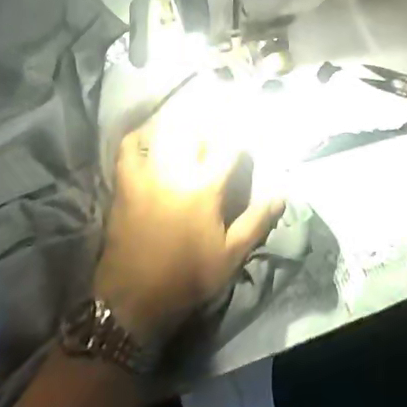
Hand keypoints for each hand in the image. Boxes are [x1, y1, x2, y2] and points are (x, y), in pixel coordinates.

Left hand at [92, 119, 284, 344]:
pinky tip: (151, 131)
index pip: (229, 148)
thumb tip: (282, 194)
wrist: (132, 300)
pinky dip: (140, 134)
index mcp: (205, 188)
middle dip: (211, 115)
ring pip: (163, 132)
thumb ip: (256, 221)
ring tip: (190, 110)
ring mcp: (147, 175)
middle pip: (195, 129)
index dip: (242, 134)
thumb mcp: (230, 256)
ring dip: (179, 117)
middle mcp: (176, 172)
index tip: (251, 126)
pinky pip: (129, 147)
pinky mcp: (125, 183)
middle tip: (223, 106)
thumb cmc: (186, 278)